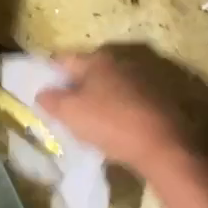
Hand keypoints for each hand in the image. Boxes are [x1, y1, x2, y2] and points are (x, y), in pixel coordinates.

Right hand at [35, 50, 197, 178]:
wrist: (166, 148)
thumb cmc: (111, 123)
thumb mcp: (70, 113)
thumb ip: (50, 100)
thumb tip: (41, 93)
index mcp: (97, 59)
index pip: (63, 60)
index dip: (49, 76)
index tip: (43, 94)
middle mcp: (121, 61)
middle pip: (88, 72)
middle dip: (75, 88)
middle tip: (65, 110)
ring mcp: (144, 79)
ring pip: (110, 86)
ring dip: (99, 100)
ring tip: (90, 123)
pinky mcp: (161, 99)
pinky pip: (129, 101)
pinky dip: (119, 110)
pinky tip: (116, 129)